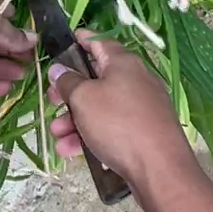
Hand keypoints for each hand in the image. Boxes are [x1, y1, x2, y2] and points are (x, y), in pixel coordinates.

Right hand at [48, 30, 197, 191]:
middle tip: (52, 100)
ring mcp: (142, 107)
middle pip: (95, 77)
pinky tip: (72, 150)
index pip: (97, 41)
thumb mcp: (83, 98)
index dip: (77, 40)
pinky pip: (112, 126)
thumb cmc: (118, 124)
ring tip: (57, 135)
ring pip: (101, 106)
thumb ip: (67, 81)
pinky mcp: (144, 132)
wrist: (161, 171)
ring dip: (75, 119)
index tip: (60, 45)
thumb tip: (59, 69)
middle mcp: (135, 79)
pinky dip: (91, 134)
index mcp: (123, 62)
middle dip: (69, 91)